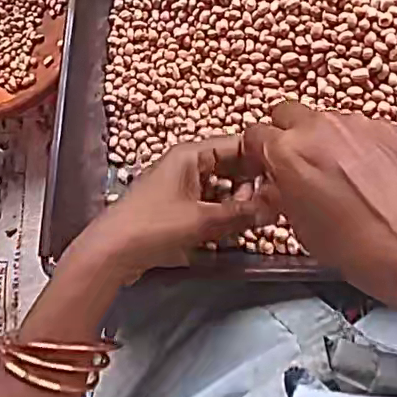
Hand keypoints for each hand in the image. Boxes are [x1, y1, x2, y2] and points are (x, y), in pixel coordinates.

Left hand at [67, 135, 279, 285]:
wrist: (111, 252)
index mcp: (190, 154)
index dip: (262, 158)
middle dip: (252, 184)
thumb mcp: (203, 220)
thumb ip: (242, 213)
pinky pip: (208, 203)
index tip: (286, 175)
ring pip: (220, 187)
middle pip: (230, 167)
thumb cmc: (153, 226)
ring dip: (238, 201)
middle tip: (275, 202)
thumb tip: (276, 207)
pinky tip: (235, 229)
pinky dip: (223, 213)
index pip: (236, 144)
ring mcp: (179, 186)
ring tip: (259, 217)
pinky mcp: (175, 207)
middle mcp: (186, 164)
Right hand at [244, 102, 396, 351]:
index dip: (256, 155)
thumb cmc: (366, 251)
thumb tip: (276, 186)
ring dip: (317, 140)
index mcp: (288, 152)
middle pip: (284, 115)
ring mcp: (355, 124)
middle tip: (292, 169)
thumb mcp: (303, 230)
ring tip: (333, 177)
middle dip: (283, 137)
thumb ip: (281, 196)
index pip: (254, 135)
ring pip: (320, 120)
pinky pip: (354, 128)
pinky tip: (363, 177)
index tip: (263, 170)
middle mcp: (318, 128)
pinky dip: (350, 144)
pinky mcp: (386, 128)